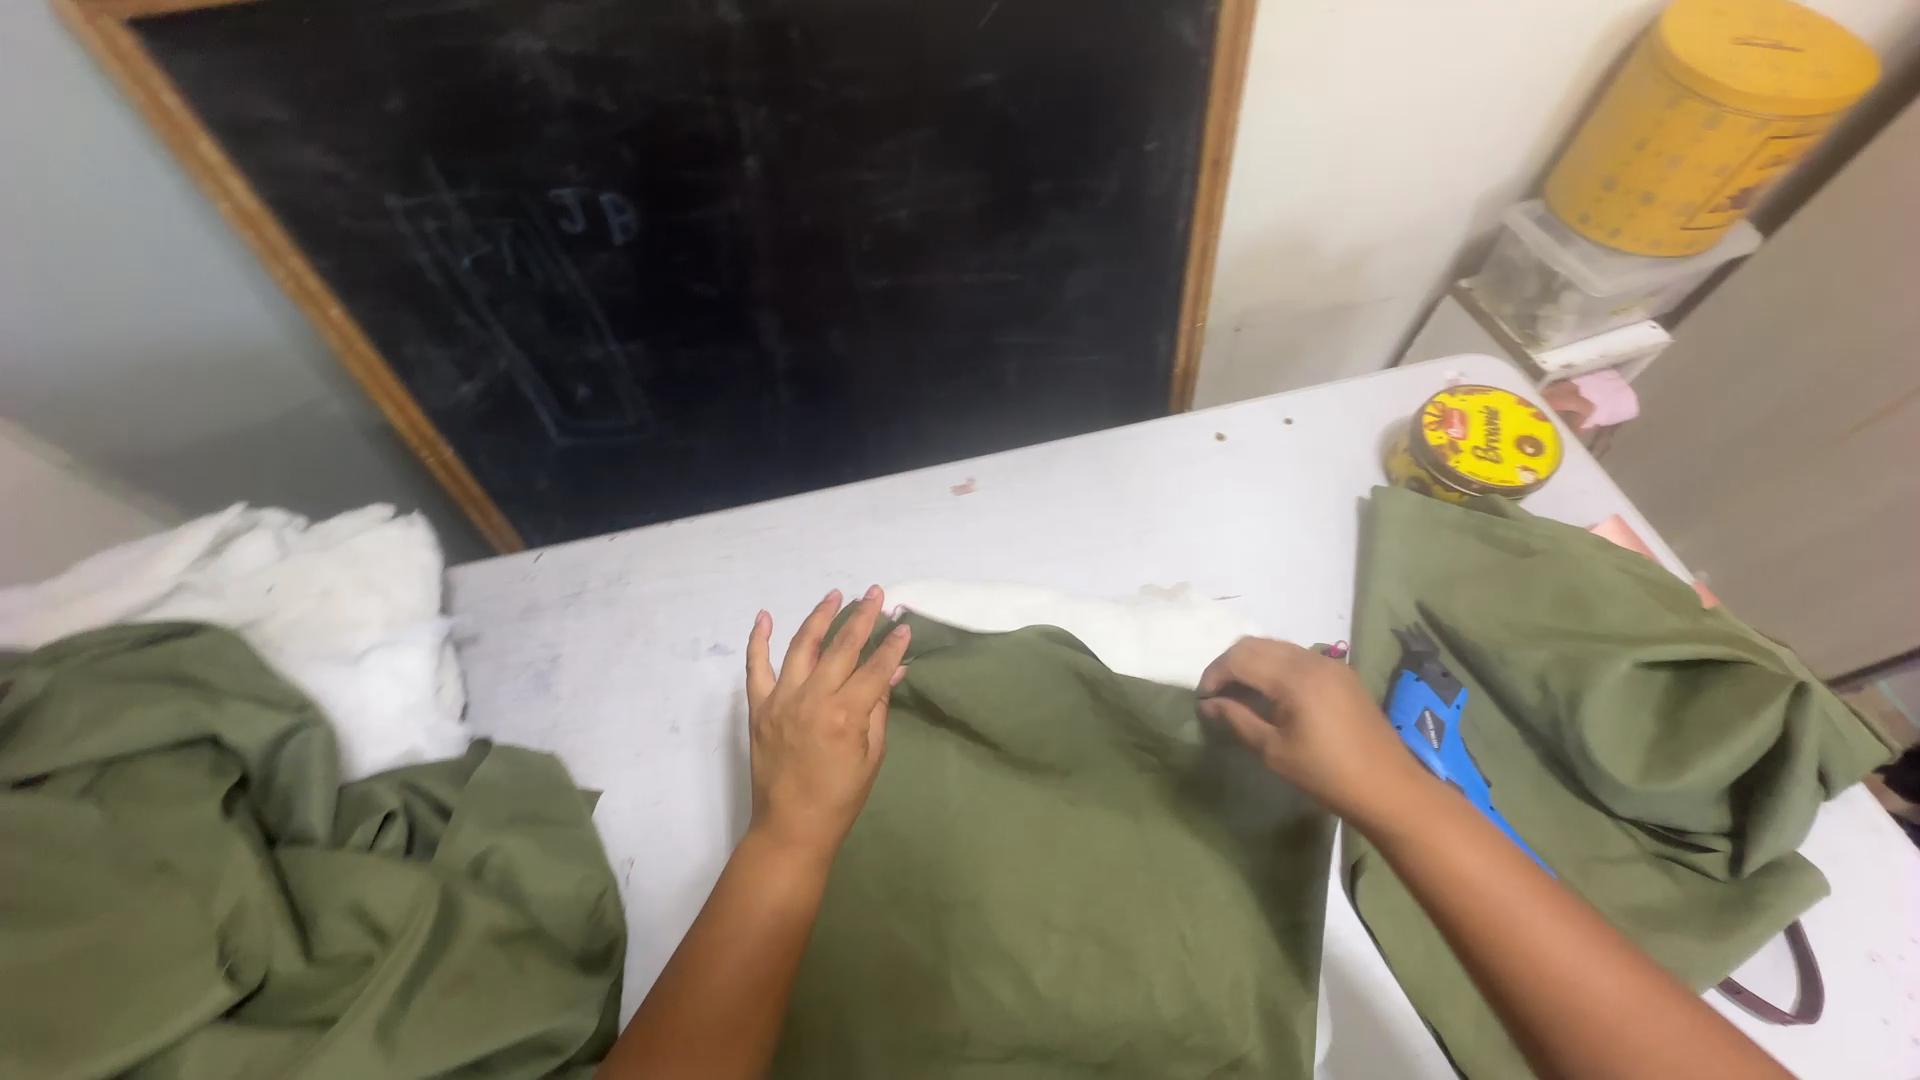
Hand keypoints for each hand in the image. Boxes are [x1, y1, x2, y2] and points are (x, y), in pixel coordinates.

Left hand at [743, 586, 910, 859]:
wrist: (792, 826)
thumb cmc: (841, 796)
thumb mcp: (872, 753)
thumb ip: (879, 706)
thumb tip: (893, 668)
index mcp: (845, 714)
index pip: (875, 667)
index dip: (892, 645)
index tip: (903, 623)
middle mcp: (812, 698)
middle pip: (842, 647)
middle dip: (863, 617)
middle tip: (876, 594)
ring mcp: (781, 700)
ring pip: (803, 646)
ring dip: (821, 617)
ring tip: (836, 595)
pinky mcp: (759, 707)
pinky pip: (756, 667)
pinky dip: (759, 640)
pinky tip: (765, 617)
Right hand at [1197, 637, 1418, 819]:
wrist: (1390, 788)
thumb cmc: (1327, 775)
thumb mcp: (1273, 751)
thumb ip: (1237, 719)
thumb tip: (1208, 703)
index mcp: (1295, 678)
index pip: (1240, 658)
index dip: (1215, 674)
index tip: (1204, 698)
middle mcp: (1312, 660)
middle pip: (1256, 644)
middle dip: (1229, 664)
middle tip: (1217, 693)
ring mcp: (1330, 664)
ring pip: (1276, 646)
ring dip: (1251, 662)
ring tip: (1239, 693)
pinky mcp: (1341, 673)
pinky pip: (1296, 656)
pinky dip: (1273, 665)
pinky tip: (1269, 693)